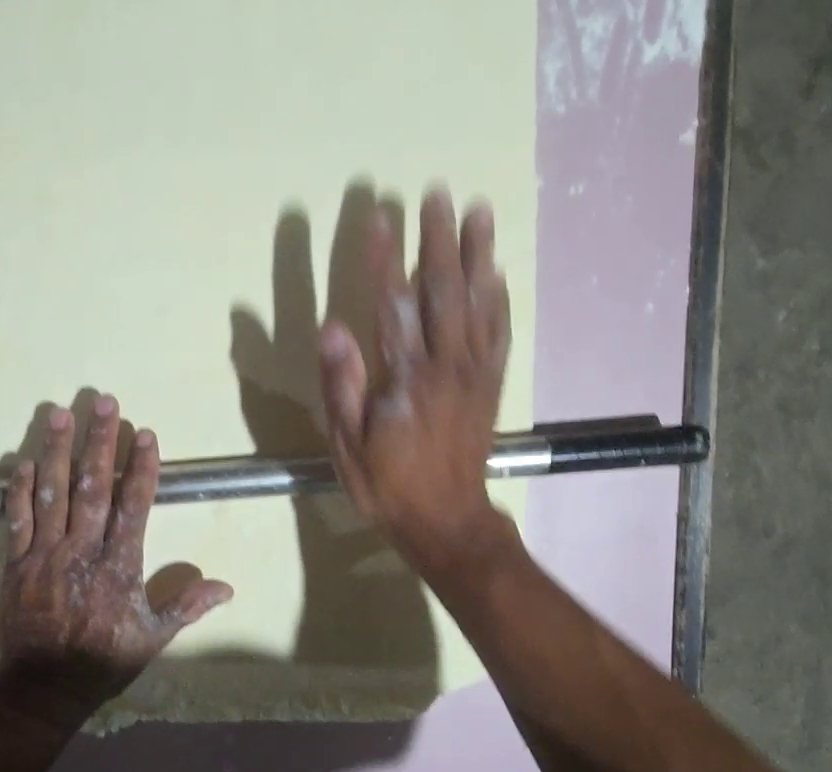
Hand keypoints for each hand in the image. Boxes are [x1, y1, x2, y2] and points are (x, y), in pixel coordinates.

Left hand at [0, 396, 232, 714]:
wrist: (45, 687)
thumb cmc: (103, 662)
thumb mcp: (153, 640)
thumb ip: (186, 608)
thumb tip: (226, 587)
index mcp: (119, 569)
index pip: (133, 509)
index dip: (140, 469)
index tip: (144, 434)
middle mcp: (82, 553)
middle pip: (92, 490)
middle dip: (99, 444)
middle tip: (103, 402)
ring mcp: (45, 556)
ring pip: (52, 495)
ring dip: (56, 452)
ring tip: (60, 413)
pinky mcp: (16, 565)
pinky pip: (17, 520)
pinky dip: (19, 491)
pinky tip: (23, 461)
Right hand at [316, 187, 517, 572]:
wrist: (446, 519)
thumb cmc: (386, 485)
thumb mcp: (347, 444)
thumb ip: (342, 385)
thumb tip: (332, 328)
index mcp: (404, 378)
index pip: (392, 304)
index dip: (384, 258)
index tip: (378, 217)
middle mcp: (445, 364)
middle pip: (442, 290)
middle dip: (436, 239)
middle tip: (434, 193)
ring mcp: (474, 371)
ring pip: (477, 301)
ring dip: (476, 253)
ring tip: (477, 210)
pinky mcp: (491, 383)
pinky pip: (499, 330)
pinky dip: (499, 296)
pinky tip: (497, 270)